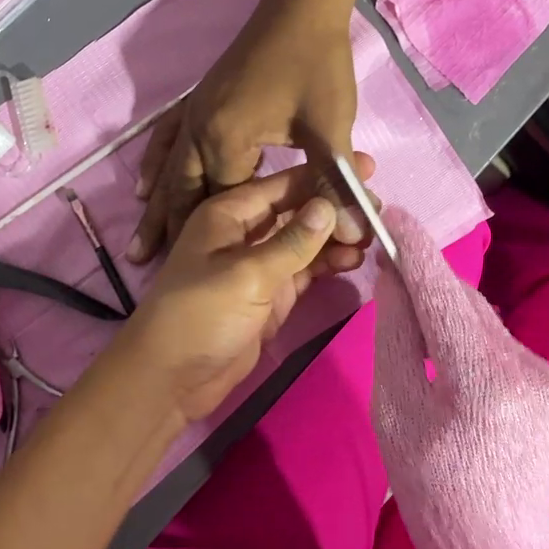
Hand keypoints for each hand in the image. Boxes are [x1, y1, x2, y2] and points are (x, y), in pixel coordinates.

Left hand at [115, 158, 374, 421]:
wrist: (170, 379)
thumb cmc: (200, 315)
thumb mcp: (247, 273)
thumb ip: (292, 241)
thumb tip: (331, 205)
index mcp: (228, 213)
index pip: (284, 184)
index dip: (324, 176)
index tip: (367, 169)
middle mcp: (244, 232)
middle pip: (298, 210)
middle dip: (336, 208)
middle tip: (378, 210)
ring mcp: (258, 265)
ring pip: (305, 241)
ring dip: (335, 238)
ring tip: (372, 238)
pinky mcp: (269, 295)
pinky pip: (304, 270)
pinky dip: (326, 264)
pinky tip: (353, 261)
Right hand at [129, 0, 365, 262]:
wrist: (301, 5)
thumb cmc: (316, 65)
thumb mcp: (329, 128)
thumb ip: (335, 183)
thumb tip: (356, 233)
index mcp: (225, 140)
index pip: (223, 203)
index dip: (226, 240)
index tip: (216, 278)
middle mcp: (197, 129)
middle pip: (181, 192)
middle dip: (168, 232)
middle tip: (151, 273)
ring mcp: (193, 112)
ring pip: (168, 171)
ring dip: (156, 207)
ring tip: (140, 245)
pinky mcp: (199, 99)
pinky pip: (166, 139)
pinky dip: (155, 166)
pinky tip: (146, 183)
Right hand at [374, 206, 548, 548]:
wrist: (498, 548)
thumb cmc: (431, 486)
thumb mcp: (395, 410)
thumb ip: (395, 335)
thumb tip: (392, 275)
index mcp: (482, 380)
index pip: (443, 293)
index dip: (415, 249)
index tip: (393, 212)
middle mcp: (525, 367)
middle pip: (463, 302)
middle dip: (426, 283)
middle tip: (387, 270)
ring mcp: (547, 374)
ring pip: (482, 319)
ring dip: (446, 311)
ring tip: (415, 327)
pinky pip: (497, 341)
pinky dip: (468, 337)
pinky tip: (450, 362)